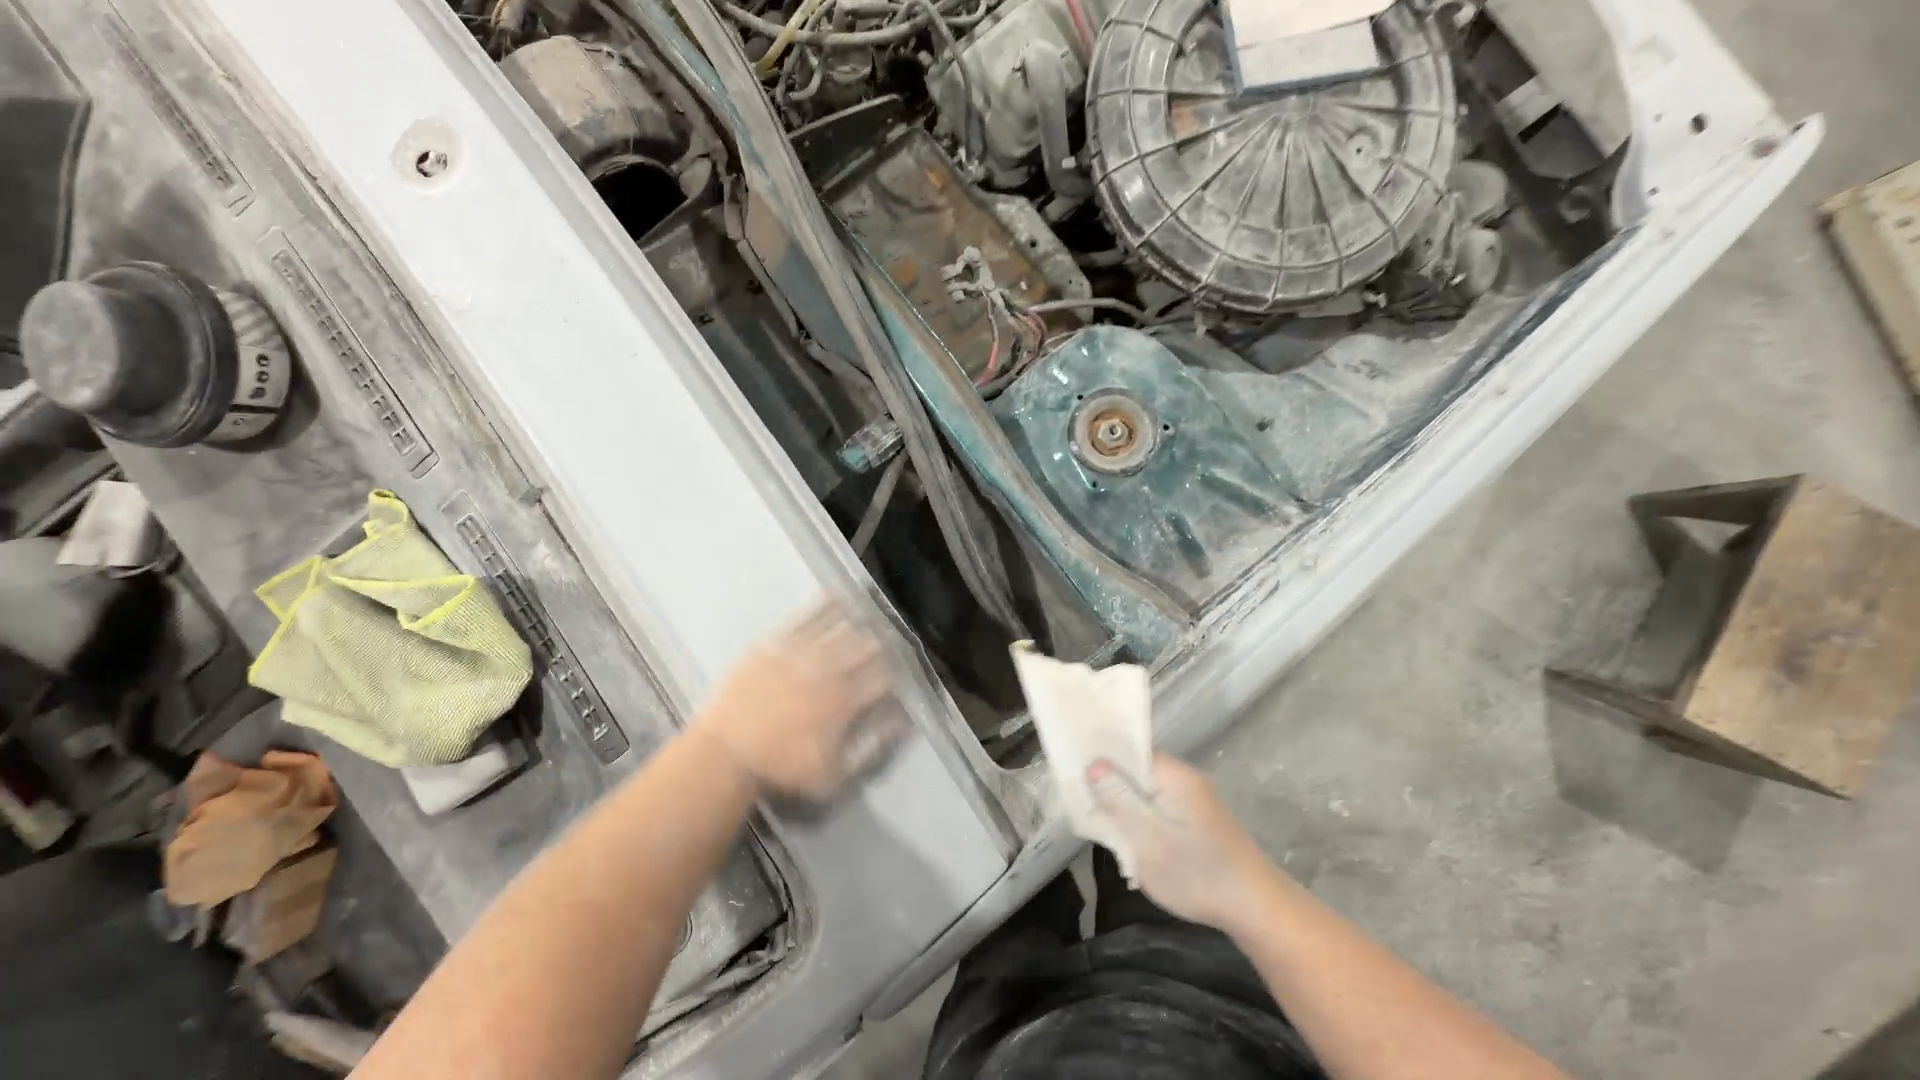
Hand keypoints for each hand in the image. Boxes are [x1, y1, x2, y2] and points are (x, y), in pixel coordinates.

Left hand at [696, 601, 903, 799]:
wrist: (725, 752)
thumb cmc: (780, 767)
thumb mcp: (834, 773)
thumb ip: (872, 747)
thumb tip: (903, 722)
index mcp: (844, 702)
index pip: (883, 677)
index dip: (897, 671)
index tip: (902, 669)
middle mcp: (826, 670)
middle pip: (866, 646)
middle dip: (882, 643)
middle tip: (890, 640)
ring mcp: (799, 652)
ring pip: (840, 626)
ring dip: (860, 620)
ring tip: (870, 615)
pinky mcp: (774, 642)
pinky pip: (805, 615)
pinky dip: (823, 604)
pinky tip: (836, 594)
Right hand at [1090, 753, 1281, 933]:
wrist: (1254, 907)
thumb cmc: (1196, 874)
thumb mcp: (1147, 840)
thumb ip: (1119, 801)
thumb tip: (1094, 764)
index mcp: (1173, 776)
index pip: (1129, 749)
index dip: (1099, 757)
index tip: (1071, 771)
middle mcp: (1184, 779)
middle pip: (1135, 769)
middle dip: (1108, 785)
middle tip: (1080, 805)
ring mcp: (1192, 800)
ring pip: (1145, 791)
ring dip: (1123, 806)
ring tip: (1098, 825)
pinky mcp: (1196, 820)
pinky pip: (1158, 807)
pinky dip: (1140, 819)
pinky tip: (1127, 840)